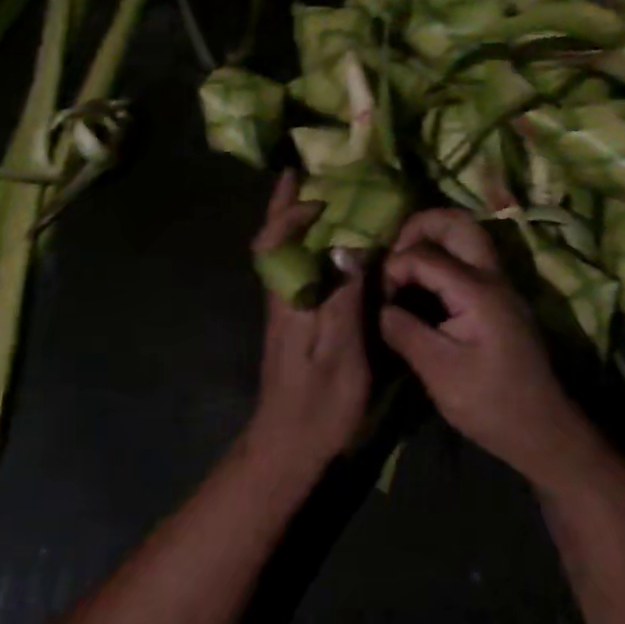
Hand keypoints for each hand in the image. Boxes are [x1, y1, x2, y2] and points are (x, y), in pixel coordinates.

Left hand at [244, 171, 370, 473]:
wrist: (288, 445)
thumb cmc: (319, 402)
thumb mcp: (341, 352)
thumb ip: (345, 298)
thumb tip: (351, 247)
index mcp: (288, 299)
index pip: (275, 241)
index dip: (287, 209)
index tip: (305, 184)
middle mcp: (280, 298)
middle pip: (274, 242)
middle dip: (285, 208)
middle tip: (304, 178)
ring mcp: (285, 312)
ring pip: (284, 257)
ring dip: (295, 226)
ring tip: (322, 204)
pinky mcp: (293, 326)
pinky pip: (298, 274)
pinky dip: (309, 252)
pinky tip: (332, 253)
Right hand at [380, 210, 587, 482]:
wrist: (543, 430)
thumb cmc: (491, 403)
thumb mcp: (438, 371)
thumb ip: (403, 331)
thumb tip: (378, 307)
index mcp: (477, 291)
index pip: (423, 255)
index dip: (393, 268)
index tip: (379, 298)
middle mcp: (492, 277)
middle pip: (457, 222)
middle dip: (418, 226)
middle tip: (392, 253)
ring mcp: (500, 286)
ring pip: (467, 236)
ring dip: (432, 238)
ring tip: (403, 266)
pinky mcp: (500, 299)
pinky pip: (470, 259)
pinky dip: (443, 256)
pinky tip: (422, 286)